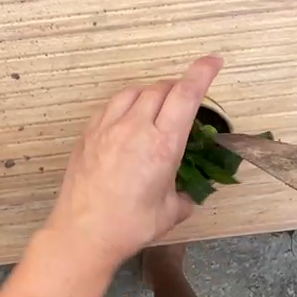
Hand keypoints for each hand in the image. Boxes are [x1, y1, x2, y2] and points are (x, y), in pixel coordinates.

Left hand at [45, 56, 220, 271]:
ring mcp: (107, 129)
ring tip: (156, 108)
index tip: (213, 62)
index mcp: (161, 145)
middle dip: (177, 88)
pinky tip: (127, 121)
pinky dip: (125, 105)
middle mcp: (134, 129)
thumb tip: (185, 195)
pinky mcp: (88, 136)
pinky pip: (110, 107)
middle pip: (160, 88)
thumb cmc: (128, 227)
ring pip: (133, 92)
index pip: (186, 95)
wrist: (83, 234)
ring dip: (150, 93)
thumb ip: (183, 196)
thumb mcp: (170, 213)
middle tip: (185, 100)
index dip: (202, 73)